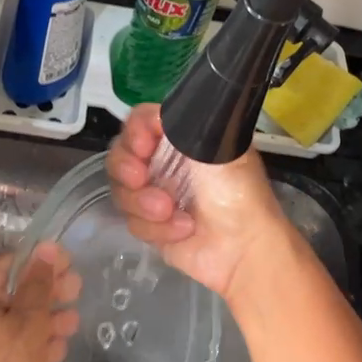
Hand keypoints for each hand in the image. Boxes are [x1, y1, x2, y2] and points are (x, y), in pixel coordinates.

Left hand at [0, 246, 80, 361]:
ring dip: (44, 318)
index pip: (11, 262)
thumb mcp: (30, 321)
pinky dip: (30, 341)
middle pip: (13, 290)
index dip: (43, 262)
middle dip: (48, 291)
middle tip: (77, 291)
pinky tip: (57, 348)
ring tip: (74, 322)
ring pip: (13, 318)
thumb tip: (46, 247)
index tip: (70, 266)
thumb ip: (39, 283)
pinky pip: (7, 341)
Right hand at [106, 104, 293, 297]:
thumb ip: (182, 123)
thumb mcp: (215, 145)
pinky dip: (156, 227)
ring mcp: (154, 193)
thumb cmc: (234, 190)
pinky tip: (182, 230)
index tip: (143, 145)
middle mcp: (163, 161)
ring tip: (169, 211)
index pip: (140, 121)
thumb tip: (156, 116)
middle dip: (127, 167)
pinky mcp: (151, 224)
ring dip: (143, 202)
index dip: (134, 130)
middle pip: (120, 153)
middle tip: (141, 178)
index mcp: (180, 138)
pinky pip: (131, 220)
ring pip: (121, 189)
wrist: (242, 245)